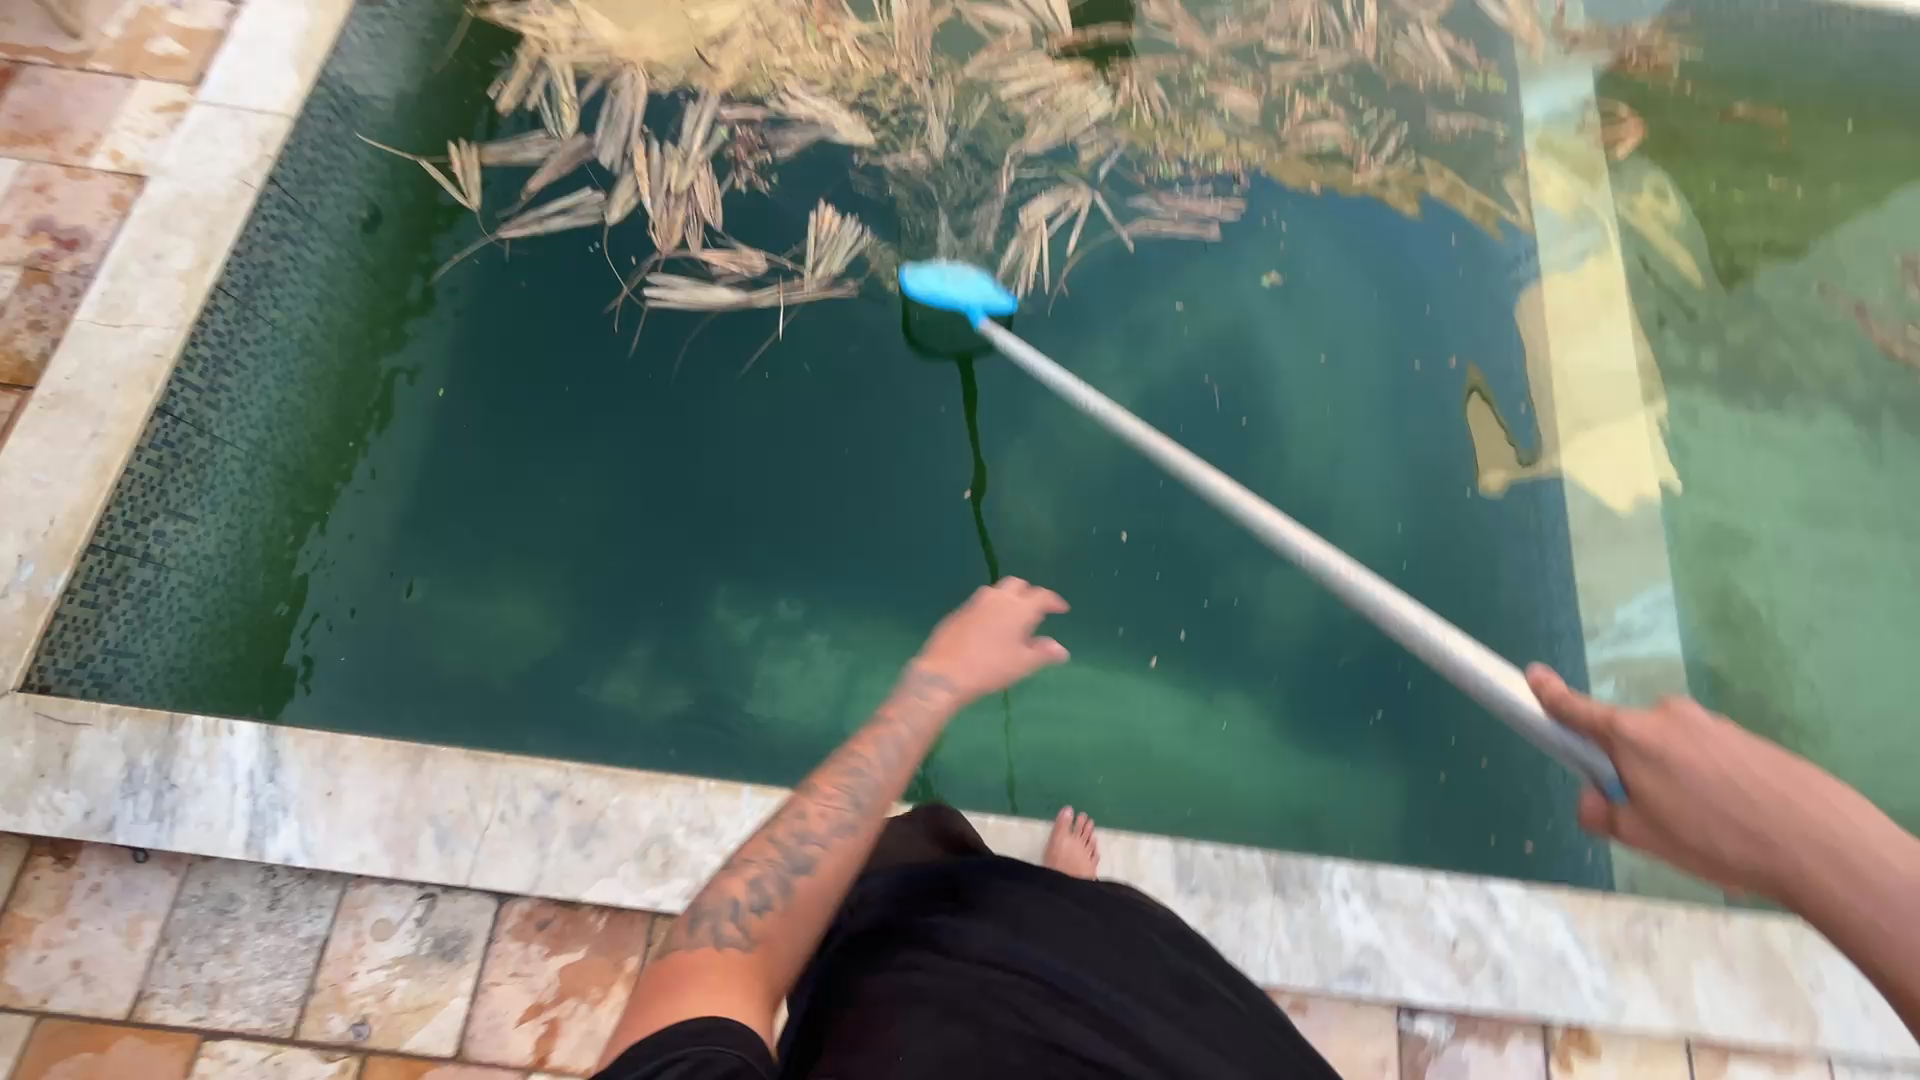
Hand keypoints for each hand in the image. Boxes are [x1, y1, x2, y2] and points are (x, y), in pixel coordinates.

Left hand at [911, 578, 1070, 705]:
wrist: (945, 672)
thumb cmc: (990, 668)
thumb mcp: (1023, 664)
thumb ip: (1044, 653)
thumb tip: (1062, 650)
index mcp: (1018, 608)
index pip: (1041, 595)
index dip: (1054, 601)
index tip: (1061, 609)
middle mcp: (997, 598)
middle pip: (1017, 584)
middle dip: (1029, 593)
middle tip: (1035, 610)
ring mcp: (974, 603)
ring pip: (996, 591)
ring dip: (1008, 598)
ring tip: (1012, 617)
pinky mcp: (958, 612)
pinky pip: (980, 603)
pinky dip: (990, 608)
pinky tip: (989, 626)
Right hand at [1527, 664, 1878, 900]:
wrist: (1830, 850)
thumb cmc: (1716, 838)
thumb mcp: (1641, 835)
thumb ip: (1600, 813)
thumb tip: (1593, 800)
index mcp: (1630, 735)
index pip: (1574, 709)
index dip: (1548, 693)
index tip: (1532, 674)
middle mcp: (1667, 718)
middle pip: (1628, 736)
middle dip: (1629, 766)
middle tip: (1652, 811)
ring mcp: (1715, 726)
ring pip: (1673, 750)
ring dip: (1675, 778)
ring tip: (1709, 826)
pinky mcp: (1754, 742)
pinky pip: (1713, 758)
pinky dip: (1714, 783)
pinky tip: (1741, 821)